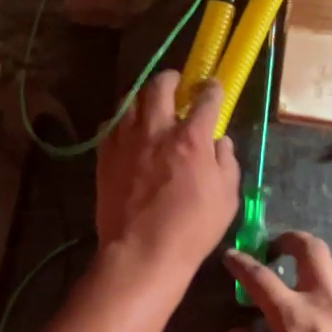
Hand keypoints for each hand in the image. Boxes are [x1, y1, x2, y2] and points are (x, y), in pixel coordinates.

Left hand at [95, 70, 239, 272]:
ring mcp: (126, 141)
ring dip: (142, 97)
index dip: (211, 89)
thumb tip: (220, 142)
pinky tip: (125, 130)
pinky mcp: (104, 156)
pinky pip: (109, 125)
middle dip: (171, 79)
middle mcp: (157, 130)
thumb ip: (226, 163)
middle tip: (176, 82)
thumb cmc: (192, 229)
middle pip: (160, 87)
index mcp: (192, 138)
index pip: (205, 99)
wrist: (142, 252)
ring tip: (148, 104)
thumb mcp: (227, 198)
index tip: (213, 87)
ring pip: (129, 101)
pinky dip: (120, 121)